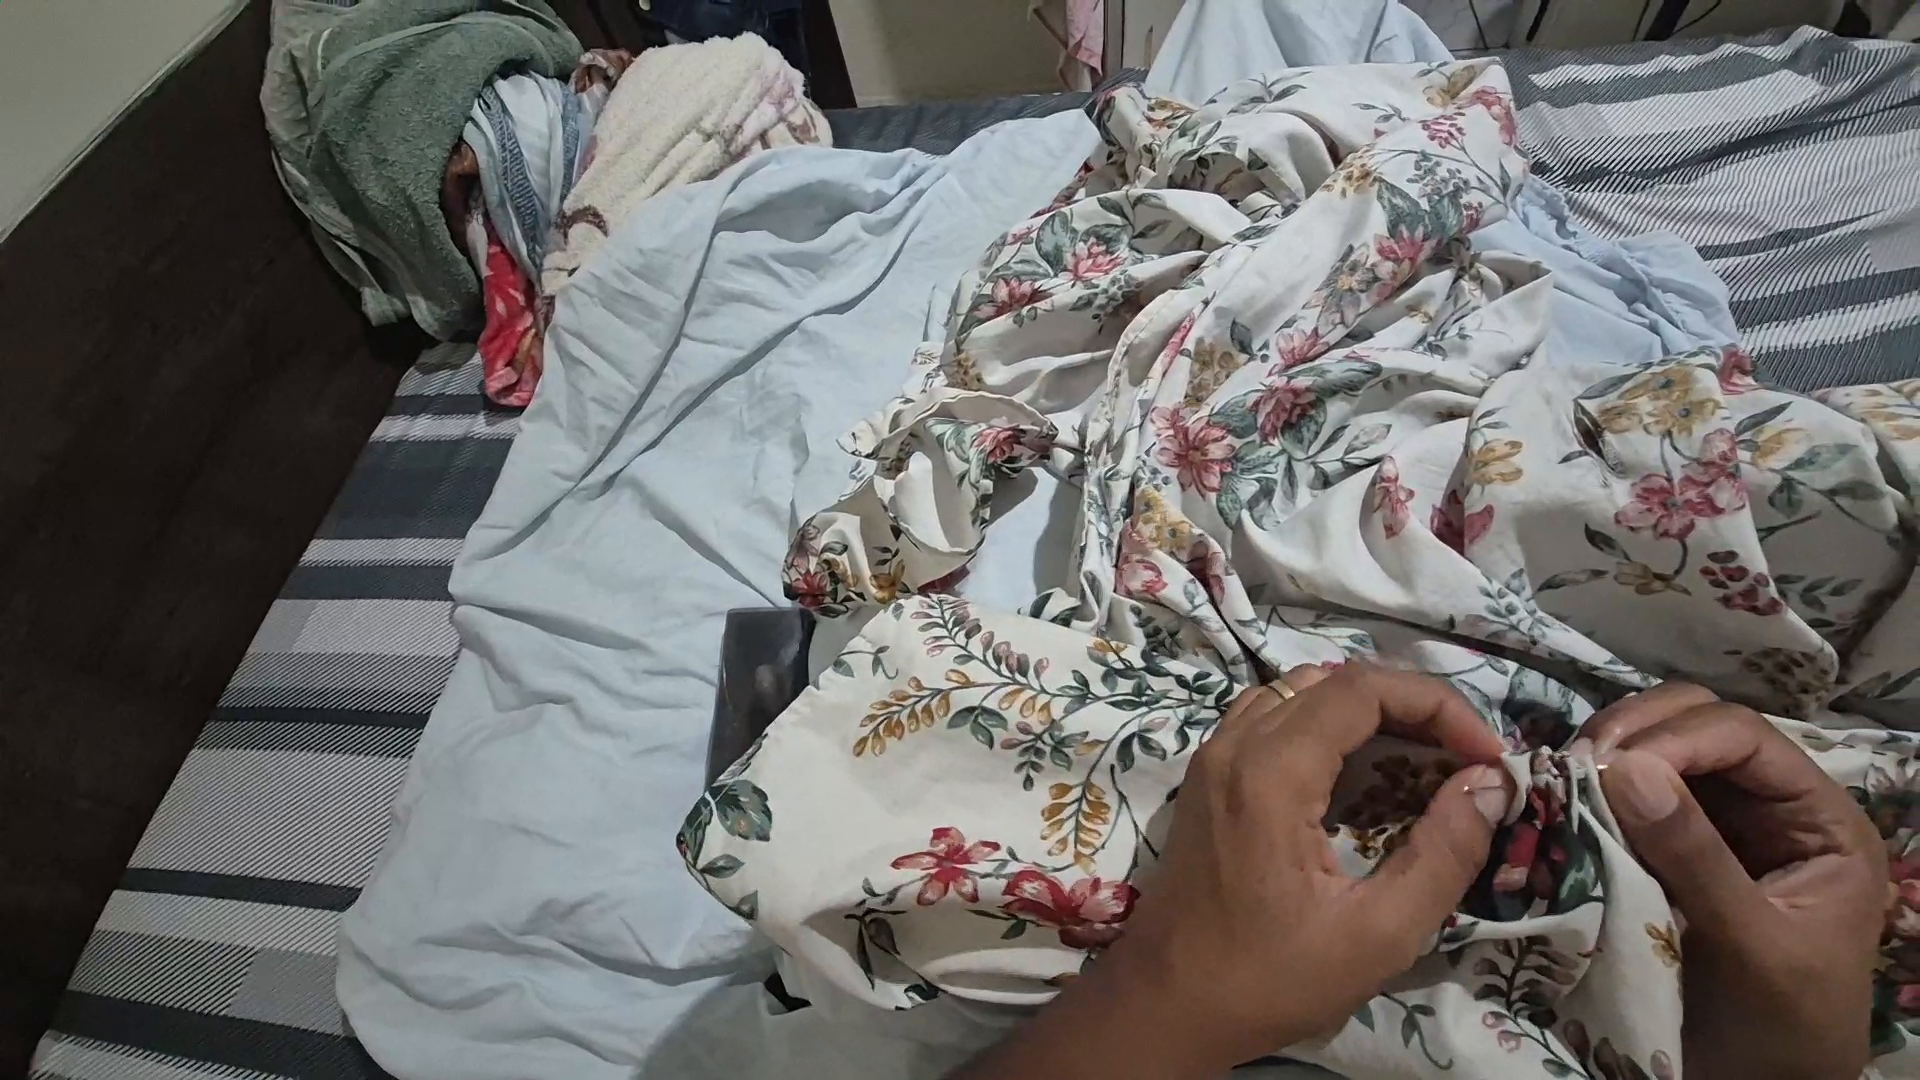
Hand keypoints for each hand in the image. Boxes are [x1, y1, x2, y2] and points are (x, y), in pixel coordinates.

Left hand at [955, 662, 1514, 1077]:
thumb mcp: (1377, 934)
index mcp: (1269, 771)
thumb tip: (1489, 783)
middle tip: (1466, 759)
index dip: (1435, 706)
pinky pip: (1269, 715)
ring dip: (1364, 709)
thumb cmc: (1270, 974)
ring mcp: (1214, 752)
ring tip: (1422, 756)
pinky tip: (1355, 766)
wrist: (1170, 992)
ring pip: (1296, 691)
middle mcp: (1234, 743)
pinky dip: (1322, 721)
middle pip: (1330, 682)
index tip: (1489, 757)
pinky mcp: (1208, 770)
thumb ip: (1441, 853)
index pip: (1359, 689)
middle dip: (1409, 706)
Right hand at [1578, 682, 1885, 1079]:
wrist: (1745, 1074)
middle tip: (1574, 765)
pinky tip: (1561, 789)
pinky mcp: (1654, 823)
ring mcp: (1705, 808)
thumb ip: (1695, 856)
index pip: (1741, 734)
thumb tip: (1621, 766)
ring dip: (1598, 745)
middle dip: (1628, 729)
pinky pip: (1616, 770)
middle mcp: (1761, 799)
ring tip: (1562, 778)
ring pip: (1646, 734)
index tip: (1603, 768)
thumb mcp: (1751, 946)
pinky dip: (1583, 769)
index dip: (1672, 738)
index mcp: (1816, 821)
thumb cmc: (1774, 1019)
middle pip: (1691, 715)